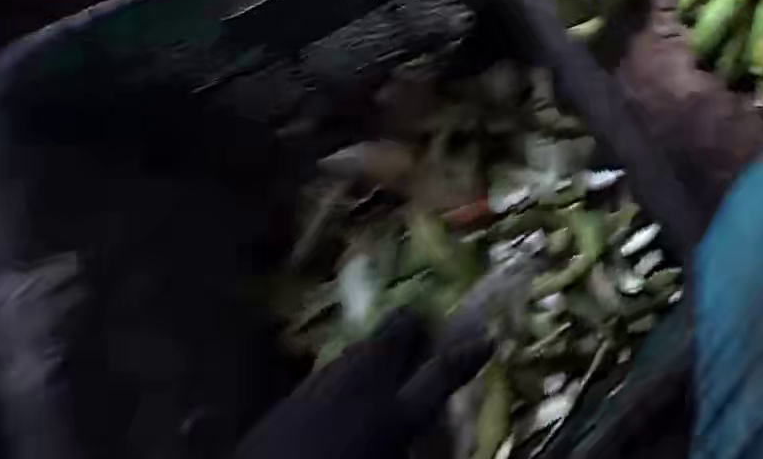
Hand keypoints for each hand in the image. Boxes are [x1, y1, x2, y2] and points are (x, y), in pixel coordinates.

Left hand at [236, 308, 490, 458]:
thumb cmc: (350, 450)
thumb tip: (488, 337)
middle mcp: (340, 358)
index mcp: (373, 351)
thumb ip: (443, 376)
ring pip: (348, 372)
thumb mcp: (407, 416)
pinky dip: (334, 405)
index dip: (430, 321)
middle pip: (378, 345)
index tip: (449, 336)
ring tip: (386, 406)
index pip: (409, 316)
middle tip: (423, 377)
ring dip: (369, 382)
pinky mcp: (273, 423)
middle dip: (401, 356)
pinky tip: (338, 426)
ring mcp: (303, 390)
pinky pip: (317, 400)